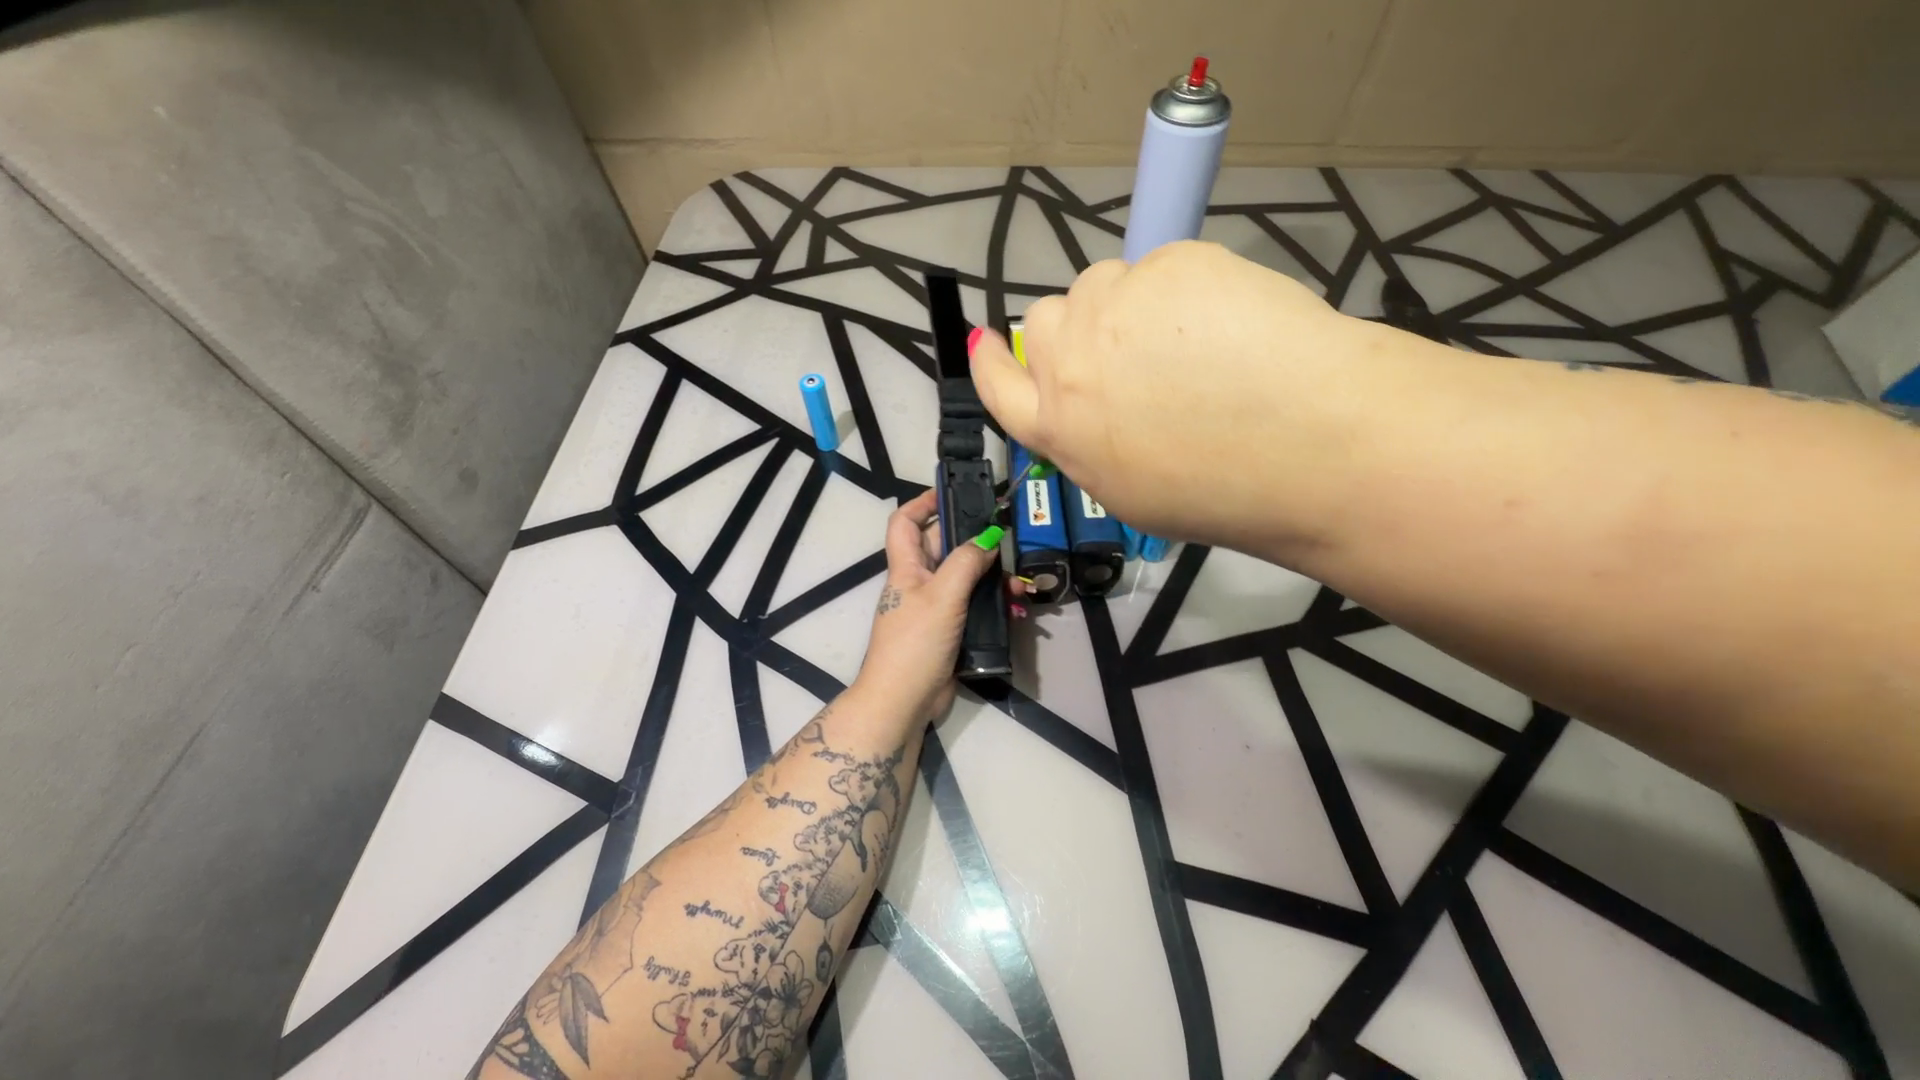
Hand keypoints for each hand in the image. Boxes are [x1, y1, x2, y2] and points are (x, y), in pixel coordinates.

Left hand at [853, 490, 1008, 721]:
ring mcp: (935, 610)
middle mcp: (919, 584)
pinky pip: (974, 609)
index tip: (953, 493)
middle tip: (1008, 537)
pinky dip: (995, 605)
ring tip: (1019, 583)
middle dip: (976, 542)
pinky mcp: (950, 633)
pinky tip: (1016, 607)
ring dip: (992, 577)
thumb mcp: (942, 596)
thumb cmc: (915, 643)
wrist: (904, 702)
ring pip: (966, 580)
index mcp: (906, 568)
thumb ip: (965, 563)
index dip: (923, 503)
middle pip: (945, 548)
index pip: (905, 522)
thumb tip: (987, 538)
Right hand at [968, 240, 1384, 556]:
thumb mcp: (1131, 492)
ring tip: (1196, 343)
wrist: (1310, 444)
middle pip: (1047, 321)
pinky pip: (1165, 266)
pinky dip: (1190, 288)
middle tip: (1134, 354)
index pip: (999, 383)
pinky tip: (1234, 323)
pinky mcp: (1170, 263)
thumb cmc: (1225, 492)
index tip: (988, 343)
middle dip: (1079, 329)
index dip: (991, 361)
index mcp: (1058, 427)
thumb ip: (1090, 441)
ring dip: (1132, 304)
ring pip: (1106, 284)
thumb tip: (1094, 404)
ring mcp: (1117, 305)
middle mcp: (1070, 361)